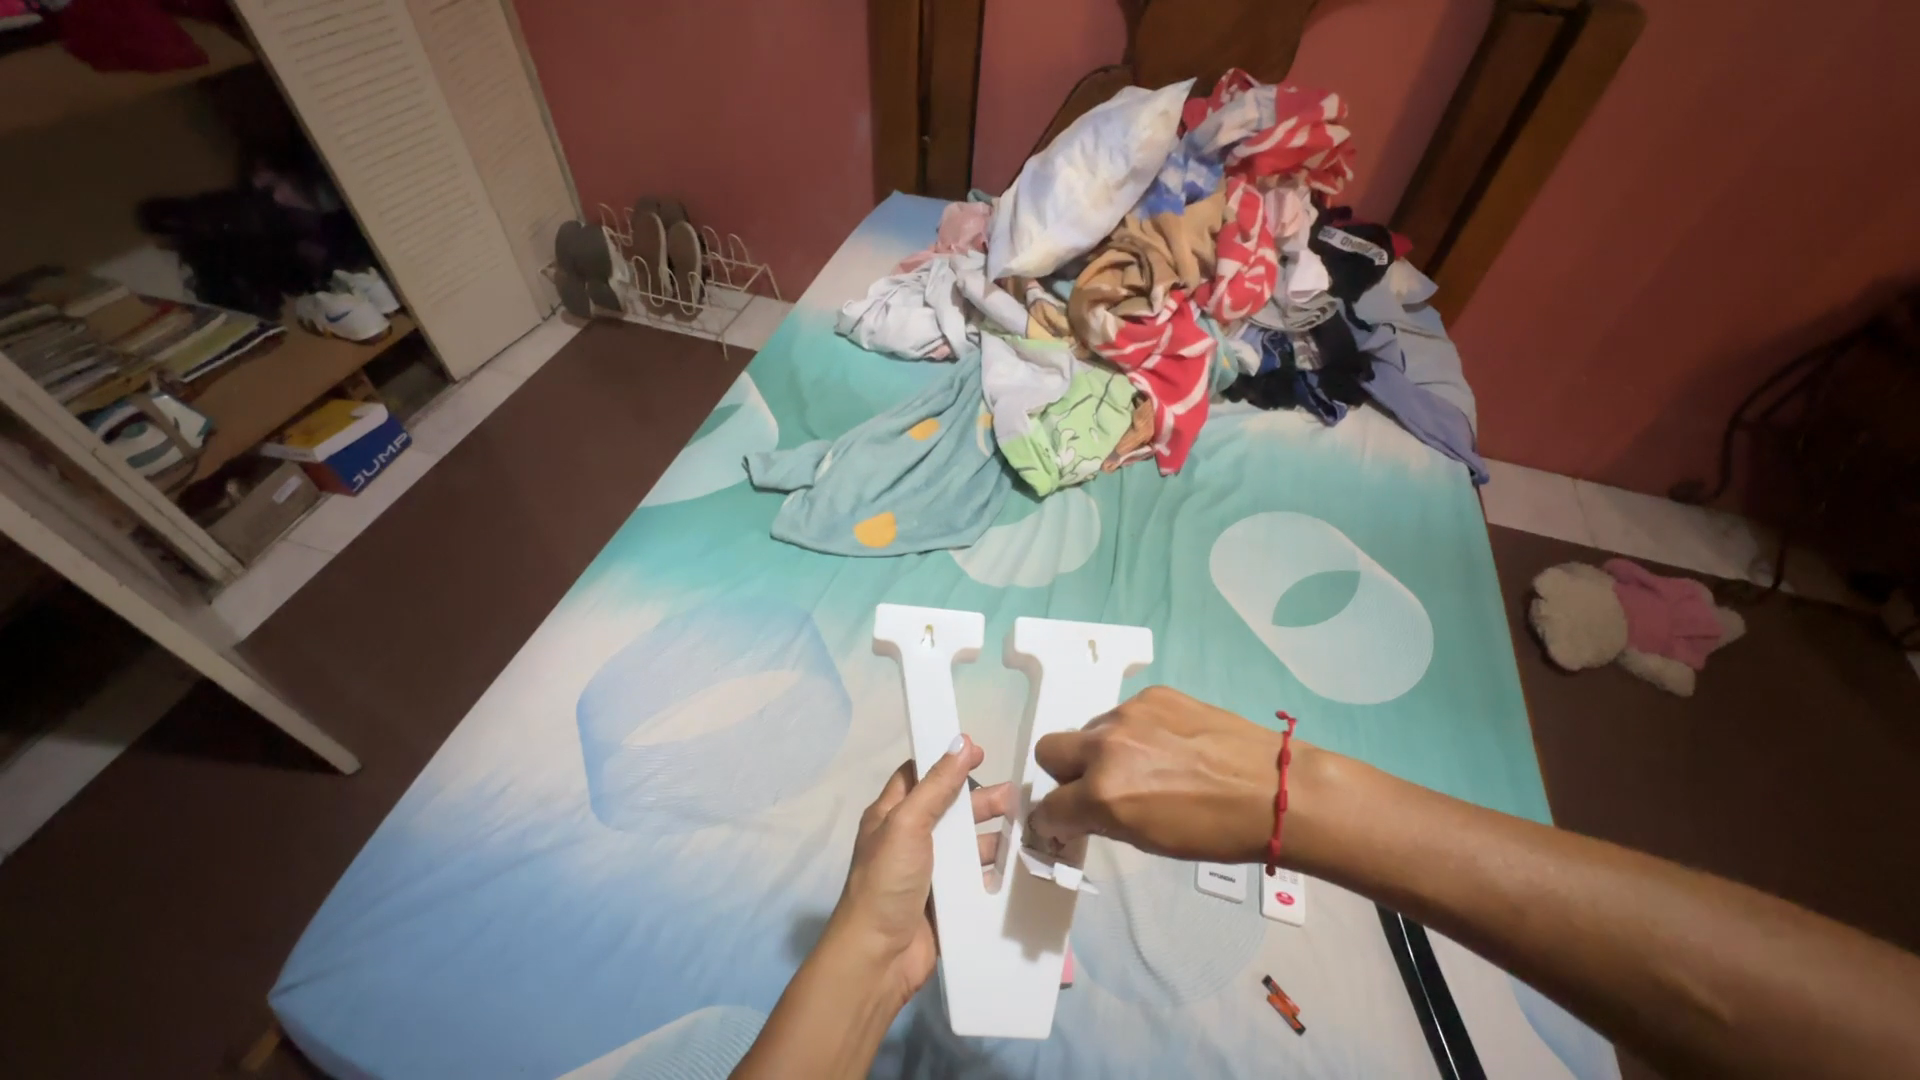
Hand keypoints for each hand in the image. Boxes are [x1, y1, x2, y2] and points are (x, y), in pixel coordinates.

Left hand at [825, 735, 1010, 1008]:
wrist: (878, 959)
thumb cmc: (887, 882)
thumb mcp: (908, 824)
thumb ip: (937, 785)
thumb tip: (961, 741)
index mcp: (892, 815)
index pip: (919, 775)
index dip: (947, 760)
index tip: (979, 752)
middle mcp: (911, 839)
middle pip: (951, 808)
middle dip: (982, 800)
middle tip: (1018, 797)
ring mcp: (931, 872)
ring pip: (968, 845)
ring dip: (995, 835)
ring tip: (1028, 830)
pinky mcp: (948, 901)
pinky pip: (976, 878)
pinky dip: (997, 870)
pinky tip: (1023, 864)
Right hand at [1029, 686, 1313, 865]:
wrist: (1274, 790)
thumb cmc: (1214, 832)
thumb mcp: (1148, 839)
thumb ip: (1103, 819)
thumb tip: (1081, 811)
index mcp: (1103, 794)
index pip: (1048, 807)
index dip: (1053, 820)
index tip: (1065, 824)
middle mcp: (1105, 747)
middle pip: (1049, 749)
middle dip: (1064, 773)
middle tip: (1095, 787)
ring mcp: (1128, 714)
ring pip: (1089, 731)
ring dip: (1102, 750)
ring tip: (1146, 765)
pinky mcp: (1153, 694)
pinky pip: (1124, 714)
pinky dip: (1135, 731)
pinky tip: (1168, 746)